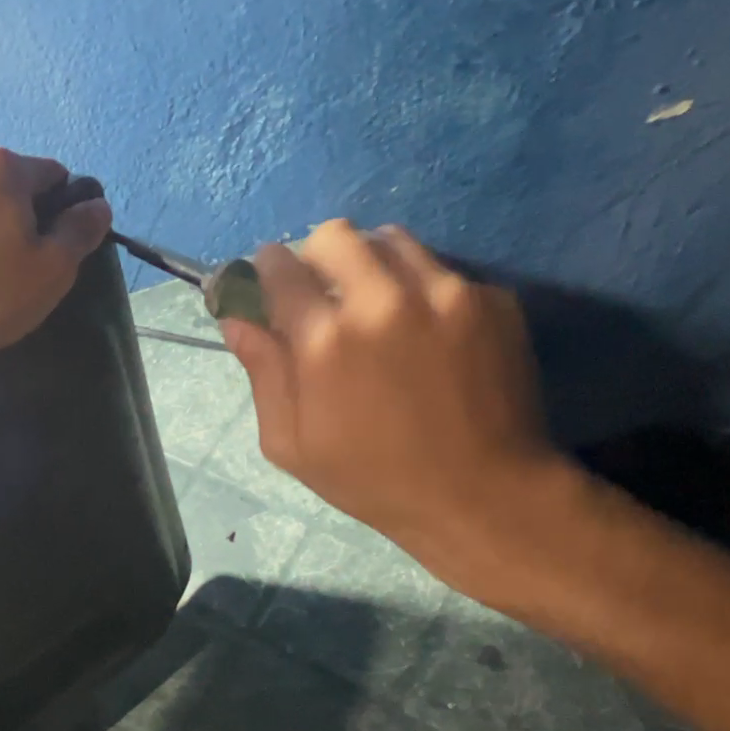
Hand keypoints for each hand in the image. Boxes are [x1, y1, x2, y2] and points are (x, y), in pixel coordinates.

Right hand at [220, 220, 559, 576]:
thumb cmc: (371, 479)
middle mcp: (383, 300)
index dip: (265, 270)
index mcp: (325, 339)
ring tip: (374, 306)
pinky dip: (420, 289)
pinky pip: (441, 270)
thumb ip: (263, 373)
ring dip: (370, 263)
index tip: (266, 283)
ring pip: (392, 240)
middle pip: (336, 235)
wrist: (481, 496)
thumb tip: (237, 319)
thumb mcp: (291, 444)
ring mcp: (446, 293)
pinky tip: (424, 334)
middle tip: (320, 292)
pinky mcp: (492, 299)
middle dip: (316, 256)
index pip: (280, 267)